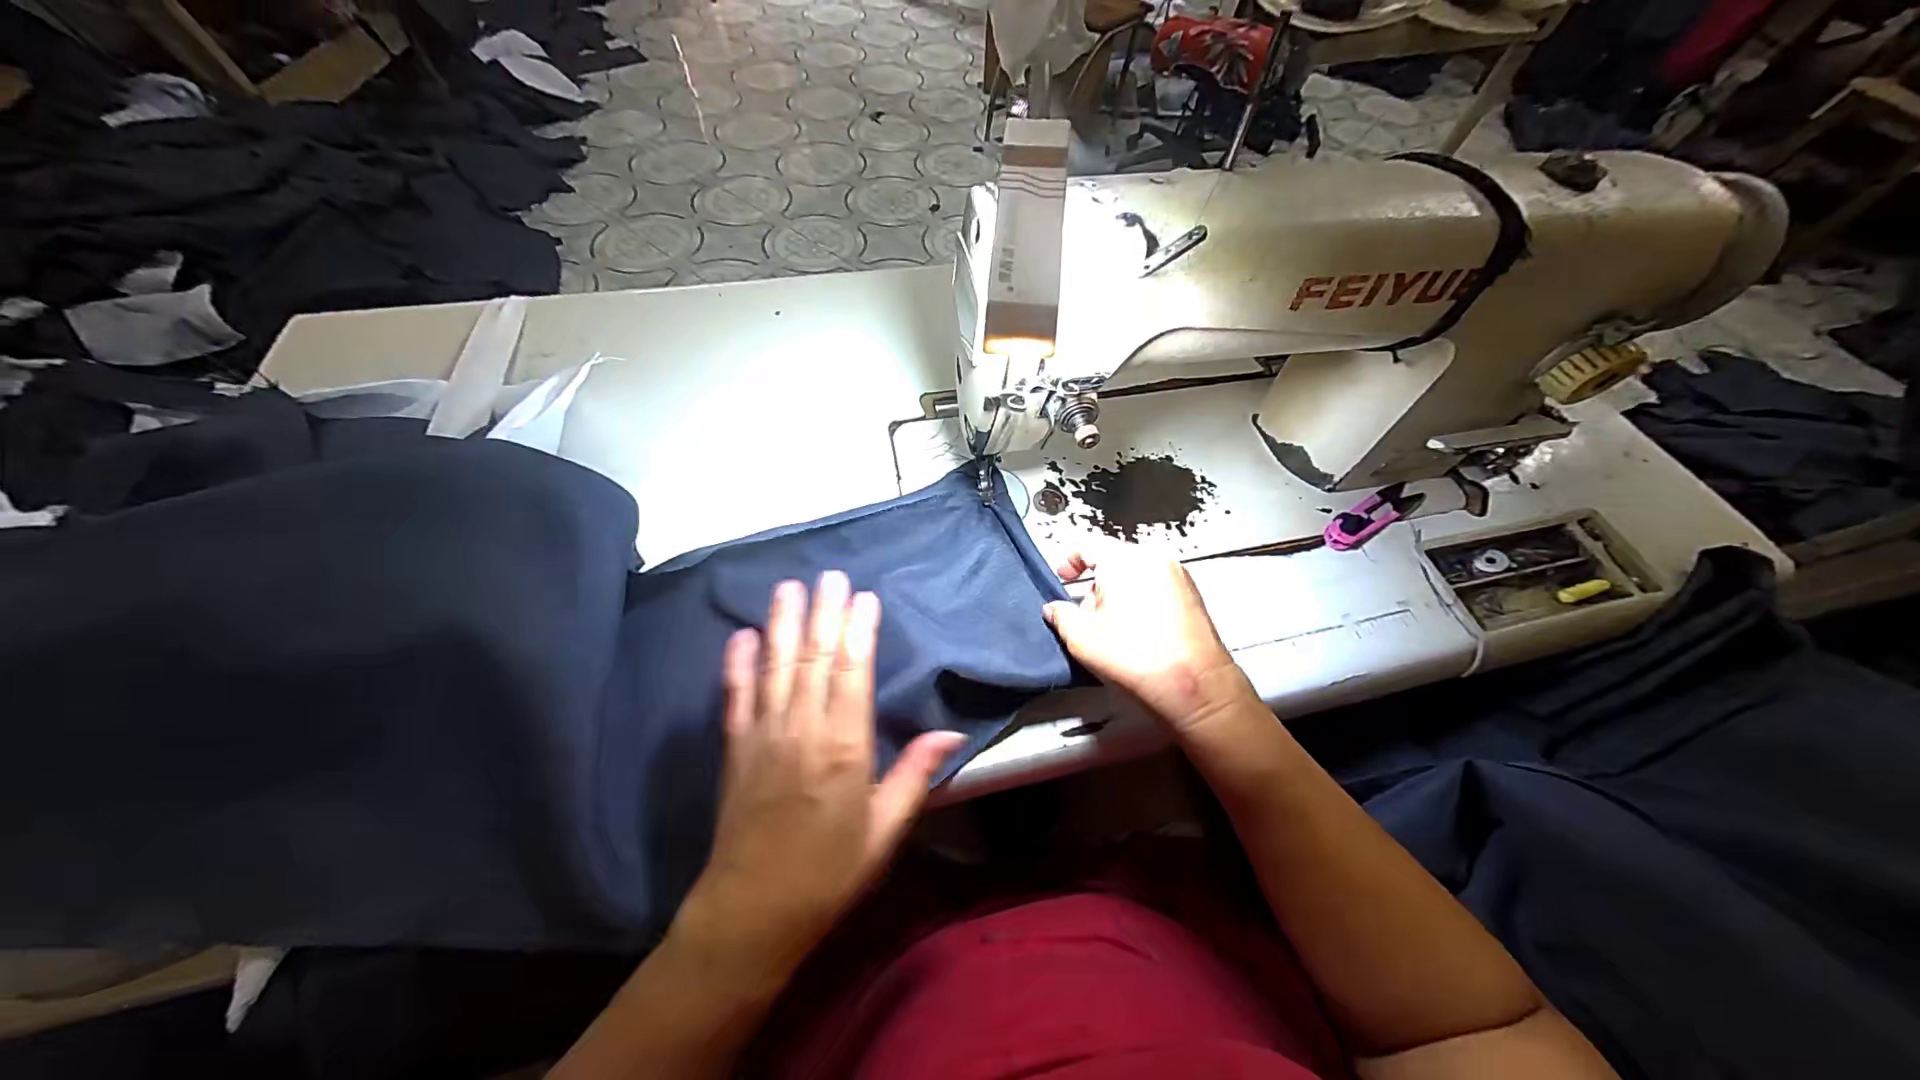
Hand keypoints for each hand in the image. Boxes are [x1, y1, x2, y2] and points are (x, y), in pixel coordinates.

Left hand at [671, 572, 964, 985]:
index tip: (864, 598)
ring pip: (775, 666)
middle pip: (814, 657)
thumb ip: (914, 775)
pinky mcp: (734, 748)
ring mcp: (762, 735)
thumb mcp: (885, 830)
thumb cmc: (830, 872)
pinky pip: (735, 695)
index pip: (853, 672)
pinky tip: (741, 635)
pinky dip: (737, 663)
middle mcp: (802, 729)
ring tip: (789, 586)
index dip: (859, 630)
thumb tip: (951, 734)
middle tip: (831, 575)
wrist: (754, 910)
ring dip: (782, 623)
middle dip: (824, 612)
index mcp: (845, 747)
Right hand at [1042, 545, 1254, 736]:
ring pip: (1137, 574)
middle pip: (1114, 559)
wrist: (1195, 685)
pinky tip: (1138, 631)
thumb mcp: (1082, 638)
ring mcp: (1178, 575)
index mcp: (1124, 559)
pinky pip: (1157, 586)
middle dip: (1096, 582)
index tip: (1062, 579)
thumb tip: (1054, 608)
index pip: (1088, 546)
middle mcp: (1154, 558)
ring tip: (1111, 626)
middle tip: (1085, 611)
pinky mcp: (1193, 595)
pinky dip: (1141, 599)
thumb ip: (1061, 616)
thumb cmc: (1134, 656)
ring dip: (1119, 592)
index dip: (1069, 561)